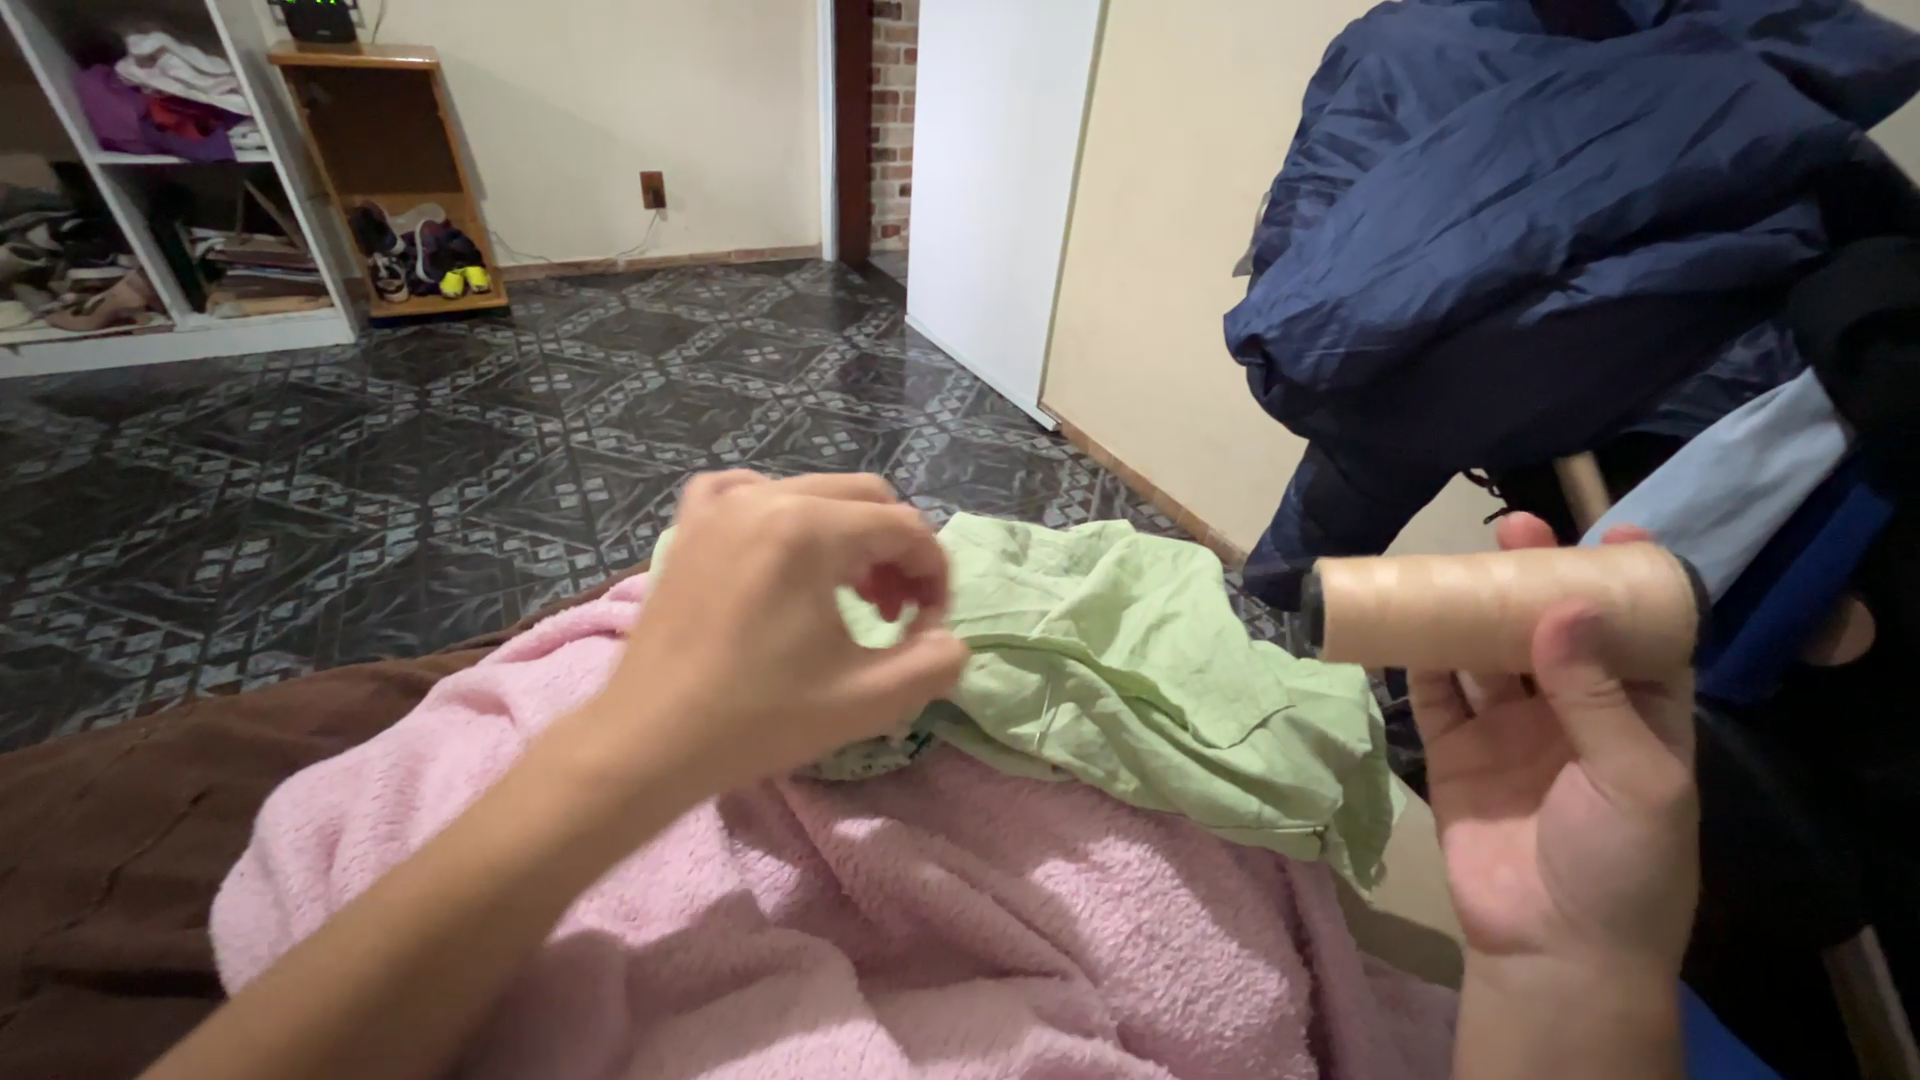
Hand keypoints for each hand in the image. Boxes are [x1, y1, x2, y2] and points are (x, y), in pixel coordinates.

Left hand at [544, 471, 970, 803]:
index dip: (934, 574)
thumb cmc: (758, 719)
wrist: (648, 742)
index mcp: (811, 530)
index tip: (930, 625)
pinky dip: (783, 512)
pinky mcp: (691, 525)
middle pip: (868, 499)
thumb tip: (950, 636)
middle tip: (897, 611)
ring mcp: (722, 506)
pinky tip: (783, 550)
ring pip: (817, 493)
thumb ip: (934, 663)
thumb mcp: (866, 700)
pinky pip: (750, 492)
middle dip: (898, 551)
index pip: (906, 527)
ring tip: (851, 594)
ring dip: (851, 536)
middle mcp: (768, 497)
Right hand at [1410, 513, 1698, 976]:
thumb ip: (1595, 693)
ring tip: (1452, 564)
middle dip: (1533, 582)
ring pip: (1486, 654)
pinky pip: (1435, 691)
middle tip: (1511, 529)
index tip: (1612, 531)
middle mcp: (1572, 713)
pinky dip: (1420, 657)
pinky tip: (1408, 623)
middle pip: (1550, 632)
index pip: (1640, 637)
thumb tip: (1563, 607)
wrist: (1549, 944)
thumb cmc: (1621, 864)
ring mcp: (1507, 730)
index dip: (1627, 587)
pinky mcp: (1453, 748)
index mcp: (1637, 717)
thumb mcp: (1635, 778)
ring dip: (1470, 612)